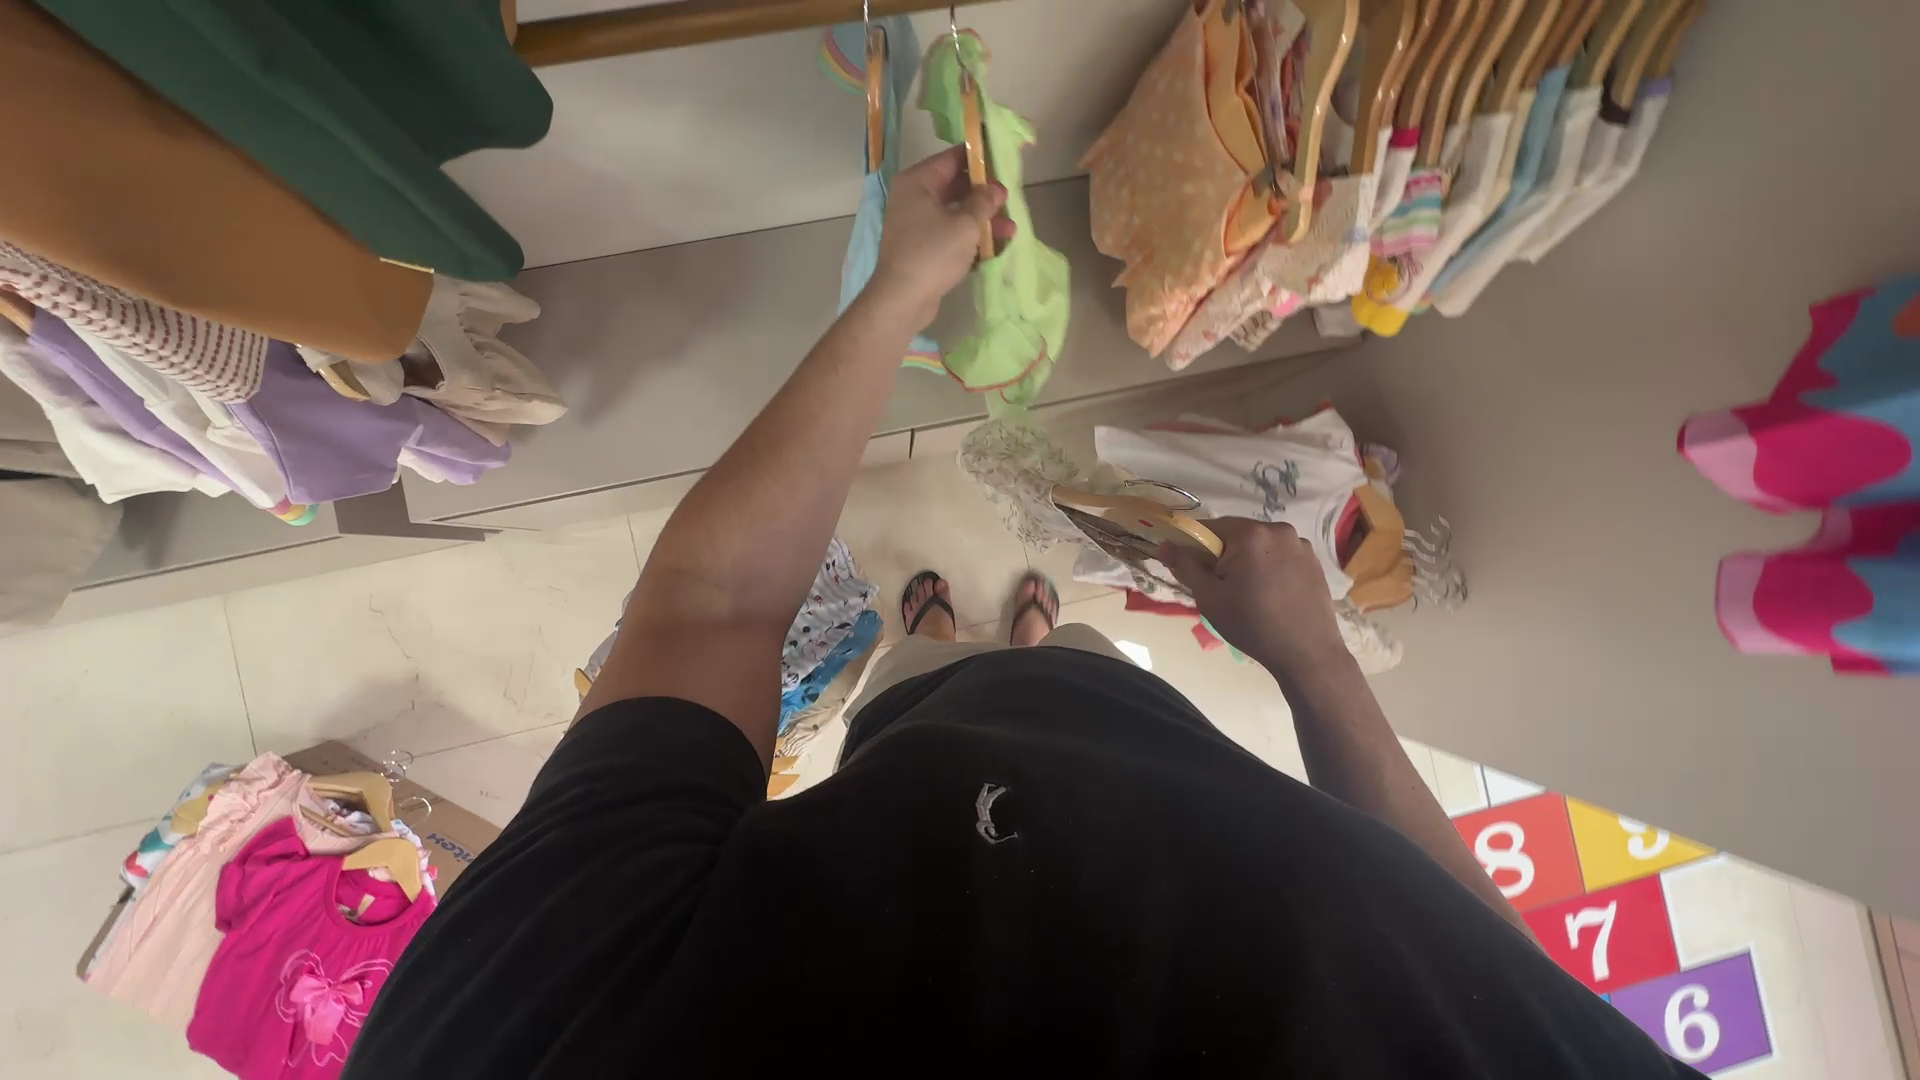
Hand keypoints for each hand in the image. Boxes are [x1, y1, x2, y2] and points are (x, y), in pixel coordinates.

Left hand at [869, 147, 1016, 328]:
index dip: (979, 159)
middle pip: (955, 187)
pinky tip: (993, 247)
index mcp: (918, 182)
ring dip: (982, 221)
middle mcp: (914, 199)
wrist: (903, 299)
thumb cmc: (933, 253)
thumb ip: (984, 201)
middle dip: (984, 196)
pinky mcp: (922, 249)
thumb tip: (996, 189)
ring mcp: (916, 225)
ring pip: (955, 214)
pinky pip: (950, 235)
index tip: (1003, 162)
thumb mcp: (965, 224)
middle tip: (1009, 201)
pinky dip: (969, 239)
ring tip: (1010, 230)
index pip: (952, 159)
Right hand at [1158, 518, 1348, 677]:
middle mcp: (1278, 530)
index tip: (1193, 571)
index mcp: (1250, 535)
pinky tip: (1270, 594)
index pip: (1210, 527)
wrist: (1306, 653)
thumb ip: (1185, 566)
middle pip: (1236, 534)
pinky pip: (1279, 555)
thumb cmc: (1251, 624)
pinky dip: (1269, 567)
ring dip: (1247, 560)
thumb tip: (1165, 546)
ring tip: (1248, 593)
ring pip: (1259, 545)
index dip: (1195, 547)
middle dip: (1223, 554)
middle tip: (1220, 586)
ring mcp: (1300, 544)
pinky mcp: (1313, 560)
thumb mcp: (1209, 597)